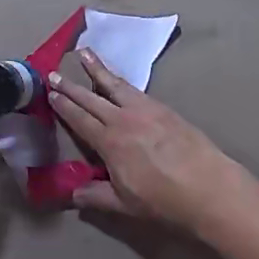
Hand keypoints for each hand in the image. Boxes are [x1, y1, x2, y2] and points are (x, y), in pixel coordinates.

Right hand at [48, 48, 252, 229]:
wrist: (208, 187)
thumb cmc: (164, 200)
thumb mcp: (125, 204)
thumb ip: (96, 196)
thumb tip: (72, 194)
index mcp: (108, 142)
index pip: (79, 119)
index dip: (63, 106)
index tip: (50, 93)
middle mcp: (122, 119)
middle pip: (90, 98)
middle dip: (70, 86)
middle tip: (53, 73)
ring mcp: (143, 110)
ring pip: (114, 85)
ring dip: (96, 69)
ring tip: (84, 53)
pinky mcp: (162, 107)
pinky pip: (134, 88)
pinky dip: (120, 79)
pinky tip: (117, 77)